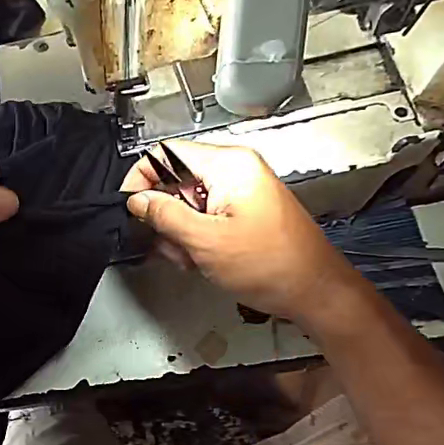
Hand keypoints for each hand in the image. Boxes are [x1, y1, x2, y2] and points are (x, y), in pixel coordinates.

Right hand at [123, 142, 368, 328]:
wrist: (313, 291)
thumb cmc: (272, 264)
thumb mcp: (204, 240)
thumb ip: (164, 215)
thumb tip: (137, 200)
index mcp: (228, 165)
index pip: (165, 153)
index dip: (141, 177)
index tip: (130, 205)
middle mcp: (233, 170)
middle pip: (173, 179)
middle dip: (162, 213)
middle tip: (167, 241)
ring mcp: (237, 190)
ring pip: (183, 201)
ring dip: (176, 231)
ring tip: (189, 256)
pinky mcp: (239, 210)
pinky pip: (200, 215)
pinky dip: (191, 236)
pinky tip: (199, 258)